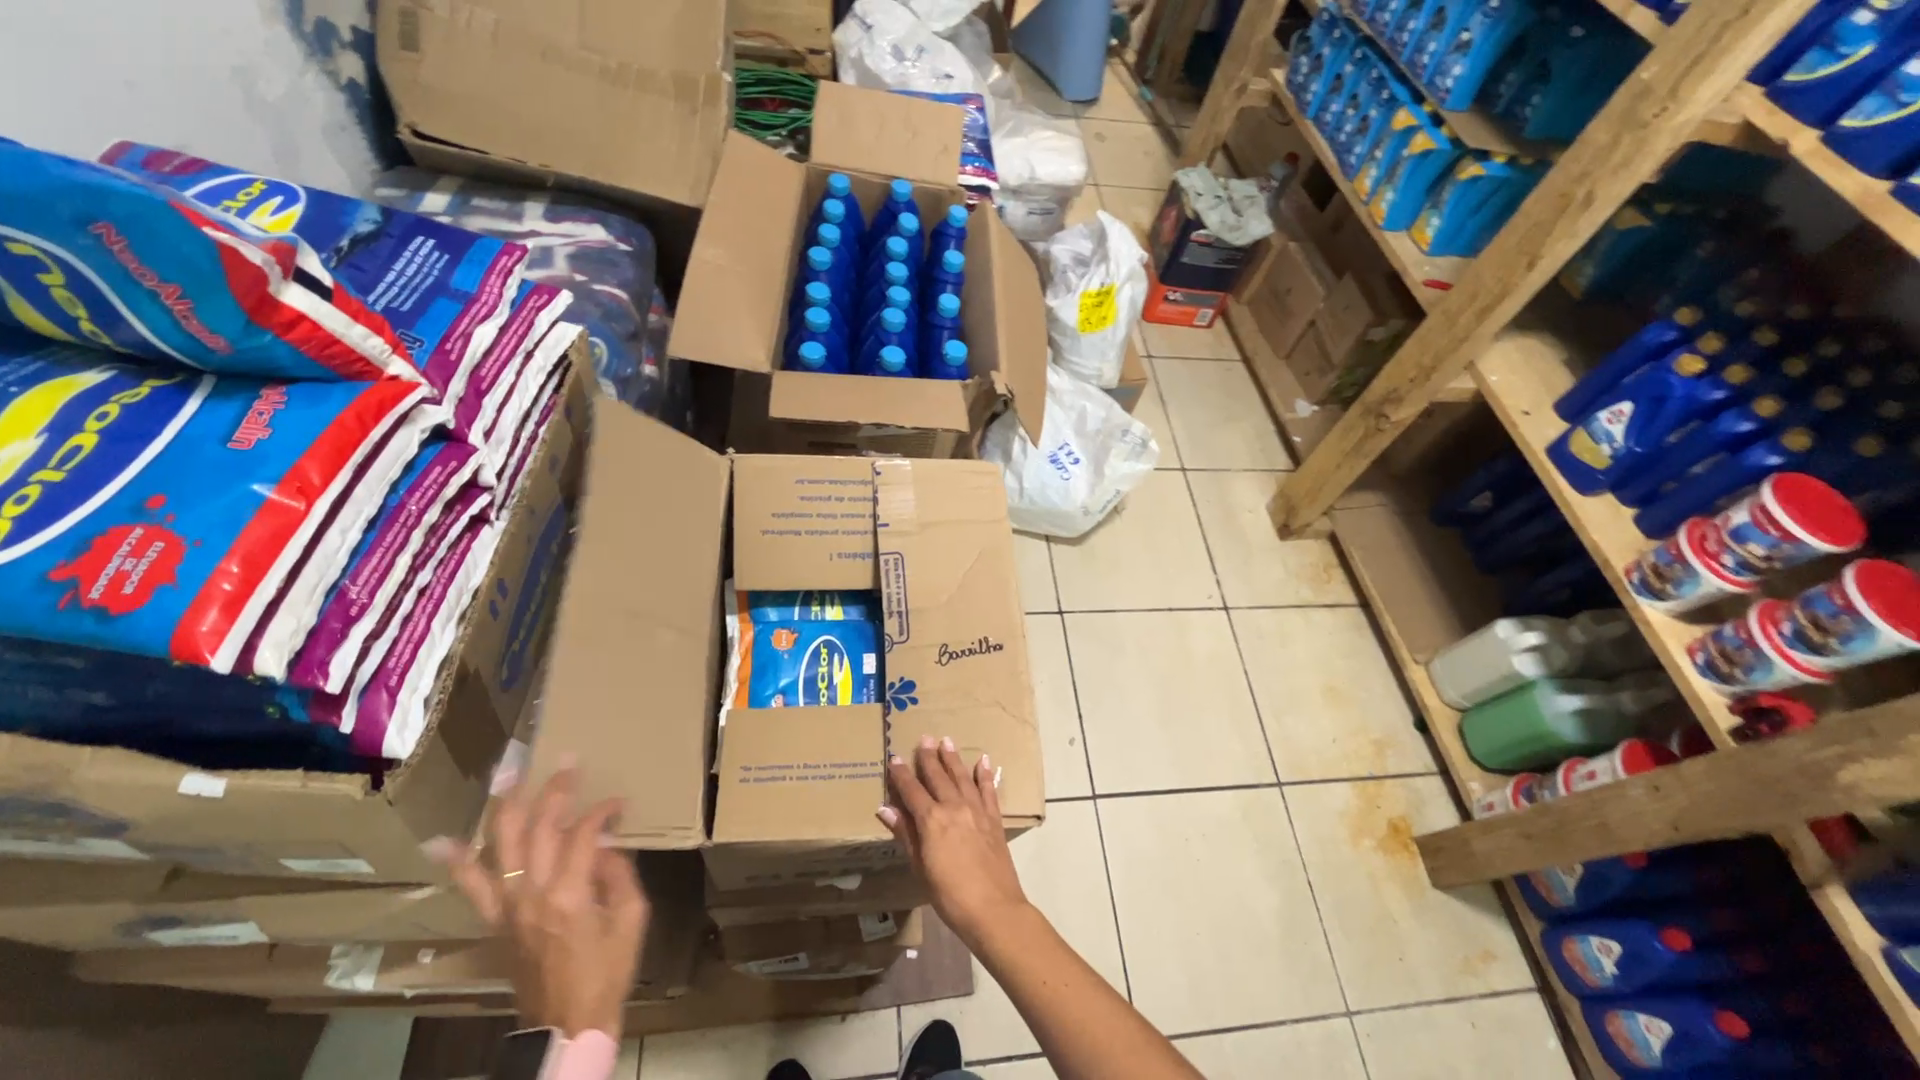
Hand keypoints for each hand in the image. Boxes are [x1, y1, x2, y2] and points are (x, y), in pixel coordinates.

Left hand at [431, 767, 647, 1040]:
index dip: (602, 811)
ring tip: (510, 773)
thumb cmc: (608, 972)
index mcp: (571, 893)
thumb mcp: (632, 920)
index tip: (619, 803)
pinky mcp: (495, 920)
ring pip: (501, 844)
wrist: (567, 1023)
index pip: (584, 833)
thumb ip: (619, 875)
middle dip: (556, 789)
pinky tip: (443, 840)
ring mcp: (508, 906)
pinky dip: (457, 862)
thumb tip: (606, 842)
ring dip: (506, 806)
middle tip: (569, 763)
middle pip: (540, 827)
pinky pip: (471, 887)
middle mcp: (533, 893)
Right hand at [878, 734, 1029, 946]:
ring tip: (946, 741)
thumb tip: (885, 808)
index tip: (895, 758)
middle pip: (938, 777)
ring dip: (953, 759)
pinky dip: (985, 775)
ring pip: (962, 778)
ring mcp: (977, 812)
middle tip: (924, 738)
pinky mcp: (994, 821)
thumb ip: (905, 834)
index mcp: (932, 820)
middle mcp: (954, 808)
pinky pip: (989, 791)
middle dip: (929, 757)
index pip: (912, 791)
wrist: (994, 909)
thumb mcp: (920, 867)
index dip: (902, 775)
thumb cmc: (949, 895)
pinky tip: (983, 762)